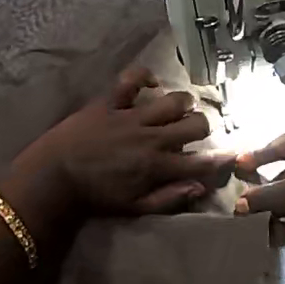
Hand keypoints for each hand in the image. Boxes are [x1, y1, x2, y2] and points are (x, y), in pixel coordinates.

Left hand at [9, 67, 230, 219]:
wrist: (54, 175)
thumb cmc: (95, 196)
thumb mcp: (134, 207)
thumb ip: (169, 198)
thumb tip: (201, 188)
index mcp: (157, 165)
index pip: (200, 160)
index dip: (220, 159)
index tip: (231, 155)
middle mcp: (151, 137)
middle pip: (195, 123)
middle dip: (203, 127)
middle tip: (196, 131)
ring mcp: (131, 115)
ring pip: (173, 99)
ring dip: (182, 102)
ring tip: (179, 107)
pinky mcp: (111, 101)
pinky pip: (132, 78)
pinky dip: (145, 76)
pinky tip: (151, 84)